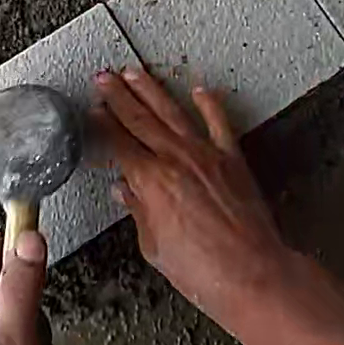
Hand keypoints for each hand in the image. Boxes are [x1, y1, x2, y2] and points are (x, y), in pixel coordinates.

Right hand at [94, 67, 291, 315]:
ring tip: (135, 73)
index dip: (104, 124)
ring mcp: (206, 154)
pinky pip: (218, 122)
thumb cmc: (201, 270)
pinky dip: (209, 104)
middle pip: (141, 119)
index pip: (120, 144)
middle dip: (119, 95)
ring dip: (152, 90)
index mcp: (153, 182)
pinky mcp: (231, 157)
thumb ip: (138, 210)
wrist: (250, 271)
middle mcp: (177, 159)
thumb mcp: (155, 246)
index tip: (93, 109)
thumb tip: (124, 190)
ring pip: (173, 113)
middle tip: (104, 77)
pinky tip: (199, 89)